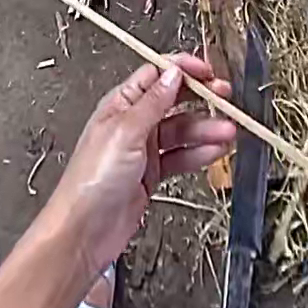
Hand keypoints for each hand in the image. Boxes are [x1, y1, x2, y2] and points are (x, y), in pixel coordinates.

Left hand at [45, 55, 236, 276]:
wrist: (80, 238)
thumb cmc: (90, 183)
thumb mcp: (126, 132)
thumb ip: (154, 101)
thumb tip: (174, 71)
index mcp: (122, 105)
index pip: (158, 74)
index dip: (184, 69)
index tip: (208, 71)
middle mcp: (134, 123)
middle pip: (176, 100)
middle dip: (202, 96)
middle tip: (225, 95)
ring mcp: (144, 148)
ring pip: (183, 129)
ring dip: (207, 129)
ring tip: (228, 131)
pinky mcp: (152, 172)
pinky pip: (183, 155)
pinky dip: (200, 152)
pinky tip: (216, 151)